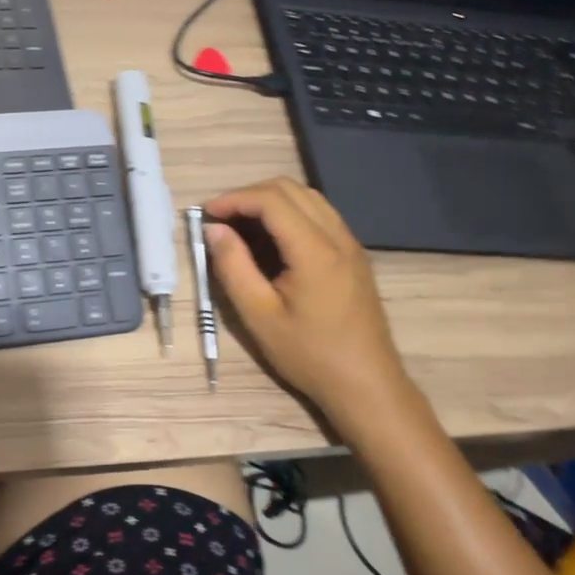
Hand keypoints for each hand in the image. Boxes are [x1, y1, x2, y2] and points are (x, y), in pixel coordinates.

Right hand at [202, 178, 409, 419]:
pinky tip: (272, 237)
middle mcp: (337, 237)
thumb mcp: (259, 316)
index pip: (271, 200)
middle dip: (250, 195)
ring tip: (243, 225)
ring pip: (307, 197)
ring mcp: (350, 244)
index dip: (234, 199)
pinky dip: (290, 211)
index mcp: (315, 250)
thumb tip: (214, 229)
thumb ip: (233, 266)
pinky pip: (320, 213)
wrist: (367, 386)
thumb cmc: (310, 355)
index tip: (207, 214)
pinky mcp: (354, 255)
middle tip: (222, 219)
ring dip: (271, 200)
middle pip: (289, 189)